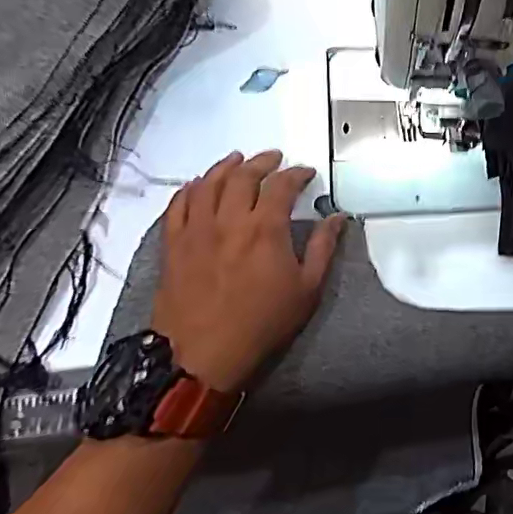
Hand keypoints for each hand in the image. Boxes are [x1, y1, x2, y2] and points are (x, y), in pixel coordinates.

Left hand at [151, 151, 347, 392]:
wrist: (202, 355)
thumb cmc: (260, 324)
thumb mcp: (306, 290)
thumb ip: (324, 248)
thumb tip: (338, 219)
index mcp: (265, 228)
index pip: (282, 185)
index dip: (296, 173)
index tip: (304, 173)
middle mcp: (229, 219)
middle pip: (243, 175)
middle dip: (262, 162)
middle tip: (273, 158)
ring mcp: (197, 229)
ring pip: (208, 182)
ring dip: (225, 166)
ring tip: (236, 160)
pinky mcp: (174, 243)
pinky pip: (178, 205)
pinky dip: (189, 189)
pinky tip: (197, 185)